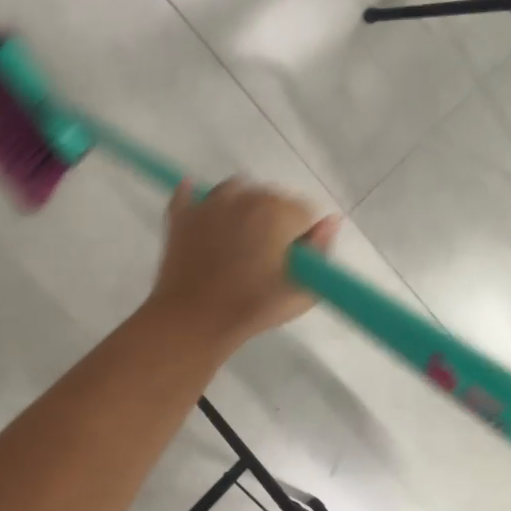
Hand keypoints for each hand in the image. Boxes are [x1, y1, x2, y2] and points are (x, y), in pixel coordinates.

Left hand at [147, 179, 338, 349]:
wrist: (193, 319)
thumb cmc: (252, 308)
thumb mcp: (302, 289)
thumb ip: (322, 250)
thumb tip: (329, 221)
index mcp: (277, 211)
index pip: (303, 212)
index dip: (300, 236)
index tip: (289, 259)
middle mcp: (243, 198)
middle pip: (269, 197)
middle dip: (272, 220)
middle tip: (262, 255)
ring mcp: (207, 205)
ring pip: (234, 191)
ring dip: (240, 207)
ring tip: (236, 238)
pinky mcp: (180, 216)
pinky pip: (187, 194)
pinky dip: (195, 197)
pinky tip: (200, 206)